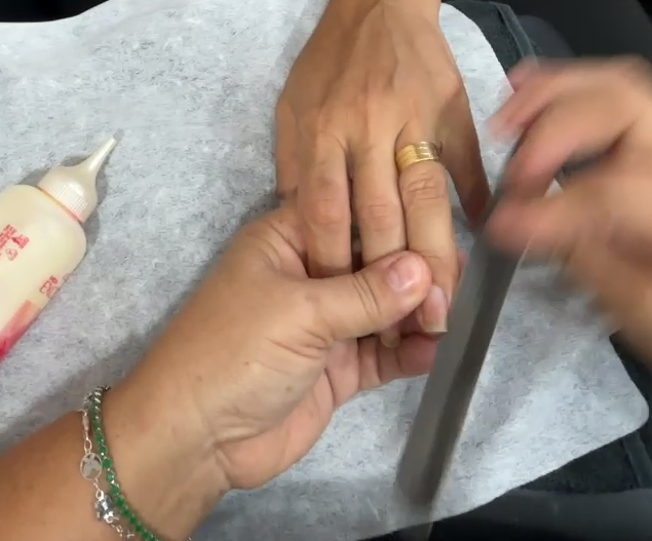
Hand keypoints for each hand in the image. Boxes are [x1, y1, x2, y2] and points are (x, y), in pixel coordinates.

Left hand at [110, 210, 438, 493]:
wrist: (197, 436)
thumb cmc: (235, 350)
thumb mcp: (300, 311)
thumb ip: (365, 293)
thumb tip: (423, 268)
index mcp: (288, 238)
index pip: (349, 216)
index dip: (391, 222)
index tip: (437, 231)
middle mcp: (310, 272)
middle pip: (371, 263)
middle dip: (411, 273)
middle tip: (454, 281)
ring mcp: (325, 322)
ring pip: (382, 309)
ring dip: (415, 313)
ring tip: (452, 315)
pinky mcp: (337, 367)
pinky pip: (381, 353)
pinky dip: (408, 352)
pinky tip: (436, 351)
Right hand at [274, 0, 486, 343]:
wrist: (371, 0)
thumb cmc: (419, 54)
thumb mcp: (456, 103)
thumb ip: (469, 167)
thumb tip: (487, 226)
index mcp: (412, 118)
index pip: (423, 202)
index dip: (431, 260)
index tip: (438, 312)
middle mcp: (365, 124)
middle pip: (372, 214)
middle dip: (383, 279)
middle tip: (393, 332)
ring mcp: (319, 124)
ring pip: (322, 207)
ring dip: (332, 265)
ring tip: (343, 312)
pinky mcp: (288, 122)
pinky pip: (289, 184)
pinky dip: (297, 224)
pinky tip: (303, 261)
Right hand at [484, 60, 651, 410]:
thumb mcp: (648, 317)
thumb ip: (582, 256)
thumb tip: (510, 221)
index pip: (622, 191)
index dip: (554, 203)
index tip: (501, 223)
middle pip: (623, 107)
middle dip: (551, 120)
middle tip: (503, 147)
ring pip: (619, 84)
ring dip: (554, 92)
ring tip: (507, 115)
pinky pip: (622, 93)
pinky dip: (571, 91)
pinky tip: (532, 97)